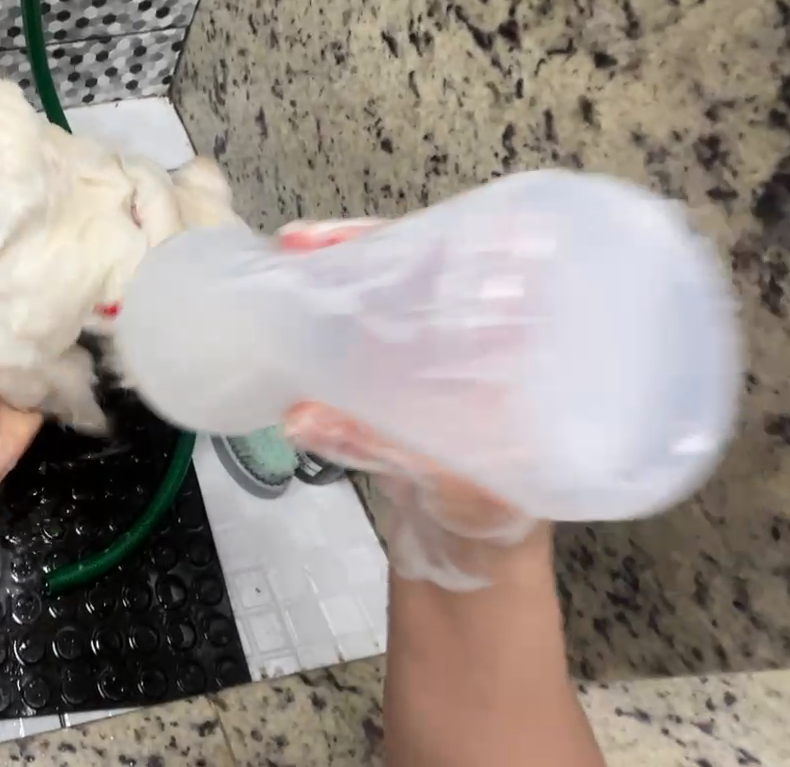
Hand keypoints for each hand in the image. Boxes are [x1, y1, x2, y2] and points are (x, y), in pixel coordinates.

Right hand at [275, 219, 544, 589]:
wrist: (466, 559)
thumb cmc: (491, 522)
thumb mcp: (458, 486)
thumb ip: (385, 451)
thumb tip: (299, 416)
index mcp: (505, 355)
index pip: (465, 270)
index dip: (412, 240)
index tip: (372, 229)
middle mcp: (462, 345)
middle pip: (407, 273)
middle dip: (353, 250)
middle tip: (298, 241)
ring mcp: (419, 360)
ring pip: (372, 300)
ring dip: (326, 279)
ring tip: (284, 260)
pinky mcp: (383, 382)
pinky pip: (348, 340)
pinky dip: (314, 324)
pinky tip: (284, 314)